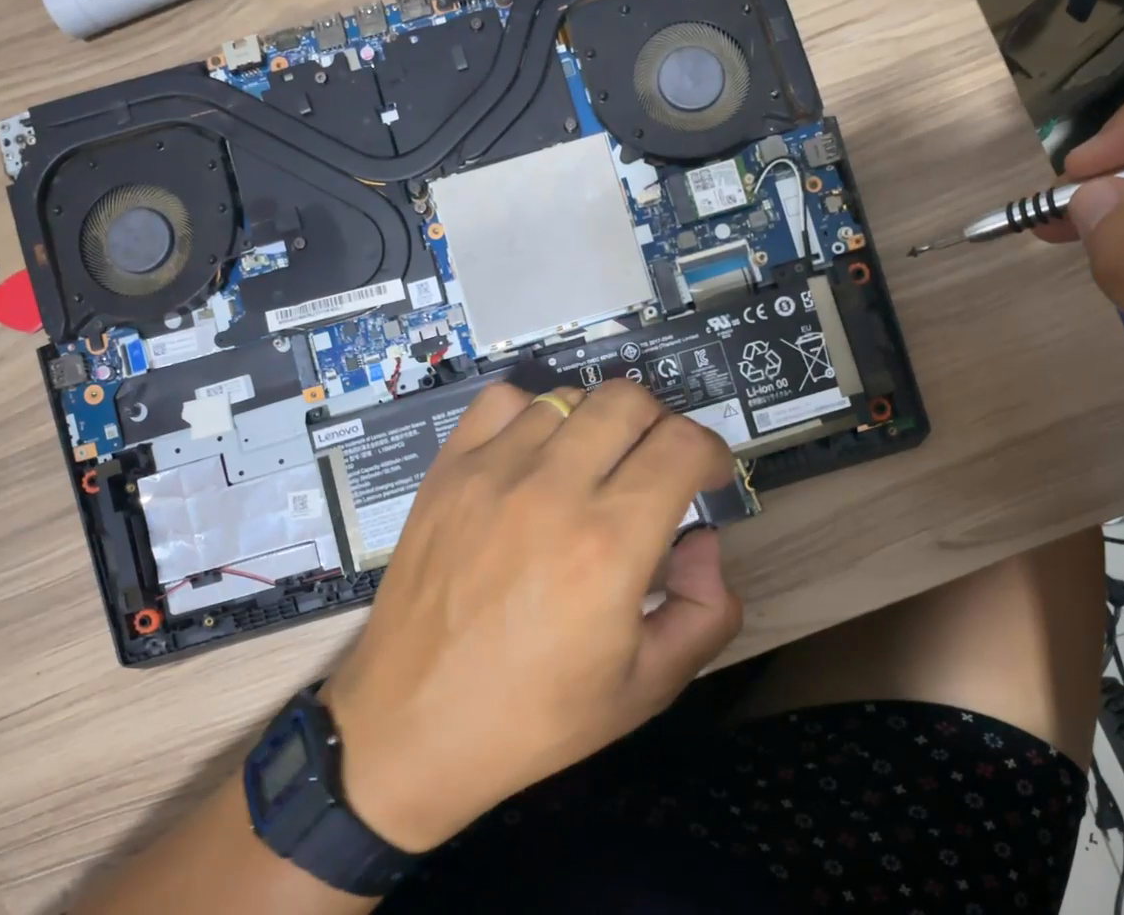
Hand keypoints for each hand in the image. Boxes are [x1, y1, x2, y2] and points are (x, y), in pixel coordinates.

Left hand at [319, 380, 739, 851]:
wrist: (411, 726)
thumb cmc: (534, 717)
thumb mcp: (649, 687)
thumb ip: (707, 609)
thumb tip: (703, 541)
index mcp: (610, 544)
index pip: (684, 445)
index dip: (712, 455)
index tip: (706, 481)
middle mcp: (553, 490)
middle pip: (630, 402)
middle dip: (662, 428)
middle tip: (657, 471)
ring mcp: (492, 472)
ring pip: (569, 397)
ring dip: (600, 425)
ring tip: (594, 470)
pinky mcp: (447, 471)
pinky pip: (502, 402)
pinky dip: (533, 413)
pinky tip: (536, 456)